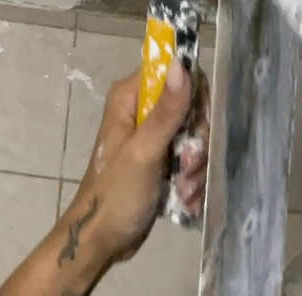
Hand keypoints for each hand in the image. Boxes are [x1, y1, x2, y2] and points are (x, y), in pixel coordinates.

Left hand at [64, 61, 209, 261]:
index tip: (199, 123)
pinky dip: (192, 180)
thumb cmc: (117, 192)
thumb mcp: (144, 151)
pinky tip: (183, 198)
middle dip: (195, 141)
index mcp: (131, 96)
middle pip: (190, 107)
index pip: (174, 72)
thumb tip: (180, 63)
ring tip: (182, 189)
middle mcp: (141, 109)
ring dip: (195, 167)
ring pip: (193, 137)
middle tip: (186, 165)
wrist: (102, 238)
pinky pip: (190, 159)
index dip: (194, 95)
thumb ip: (166, 111)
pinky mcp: (162, 160)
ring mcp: (153, 135)